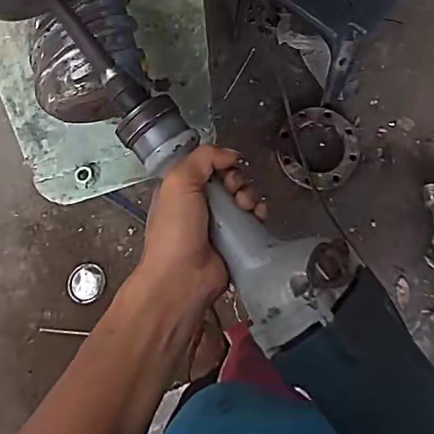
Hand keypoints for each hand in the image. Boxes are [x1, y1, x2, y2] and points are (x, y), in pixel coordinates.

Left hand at [132, 145, 265, 315]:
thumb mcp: (178, 182)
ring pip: (244, 196)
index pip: (209, 165)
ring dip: (250, 195)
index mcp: (183, 189)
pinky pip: (254, 218)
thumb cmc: (174, 231)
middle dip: (238, 179)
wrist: (182, 279)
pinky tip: (258, 215)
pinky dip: (259, 213)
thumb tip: (230, 154)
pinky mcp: (236, 239)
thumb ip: (202, 158)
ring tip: (246, 205)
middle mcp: (201, 204)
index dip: (221, 162)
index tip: (227, 168)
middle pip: (230, 178)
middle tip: (235, 190)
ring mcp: (220, 222)